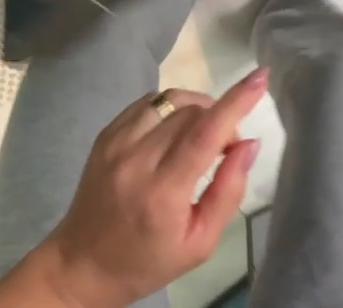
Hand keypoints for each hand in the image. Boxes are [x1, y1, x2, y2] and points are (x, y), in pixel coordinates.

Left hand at [29, 70, 268, 307]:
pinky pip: (148, 102)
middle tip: (227, 147)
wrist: (82, 264)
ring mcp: (116, 142)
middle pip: (191, 112)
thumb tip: (249, 144)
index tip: (261, 77)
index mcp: (162, 193)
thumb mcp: (199, 243)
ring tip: (202, 135)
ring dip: (197, 108)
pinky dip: (171, 107)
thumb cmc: (147, 261)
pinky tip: (174, 130)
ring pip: (170, 99)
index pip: (205, 134)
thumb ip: (228, 192)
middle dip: (220, 117)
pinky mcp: (106, 133)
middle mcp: (137, 159)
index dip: (236, 102)